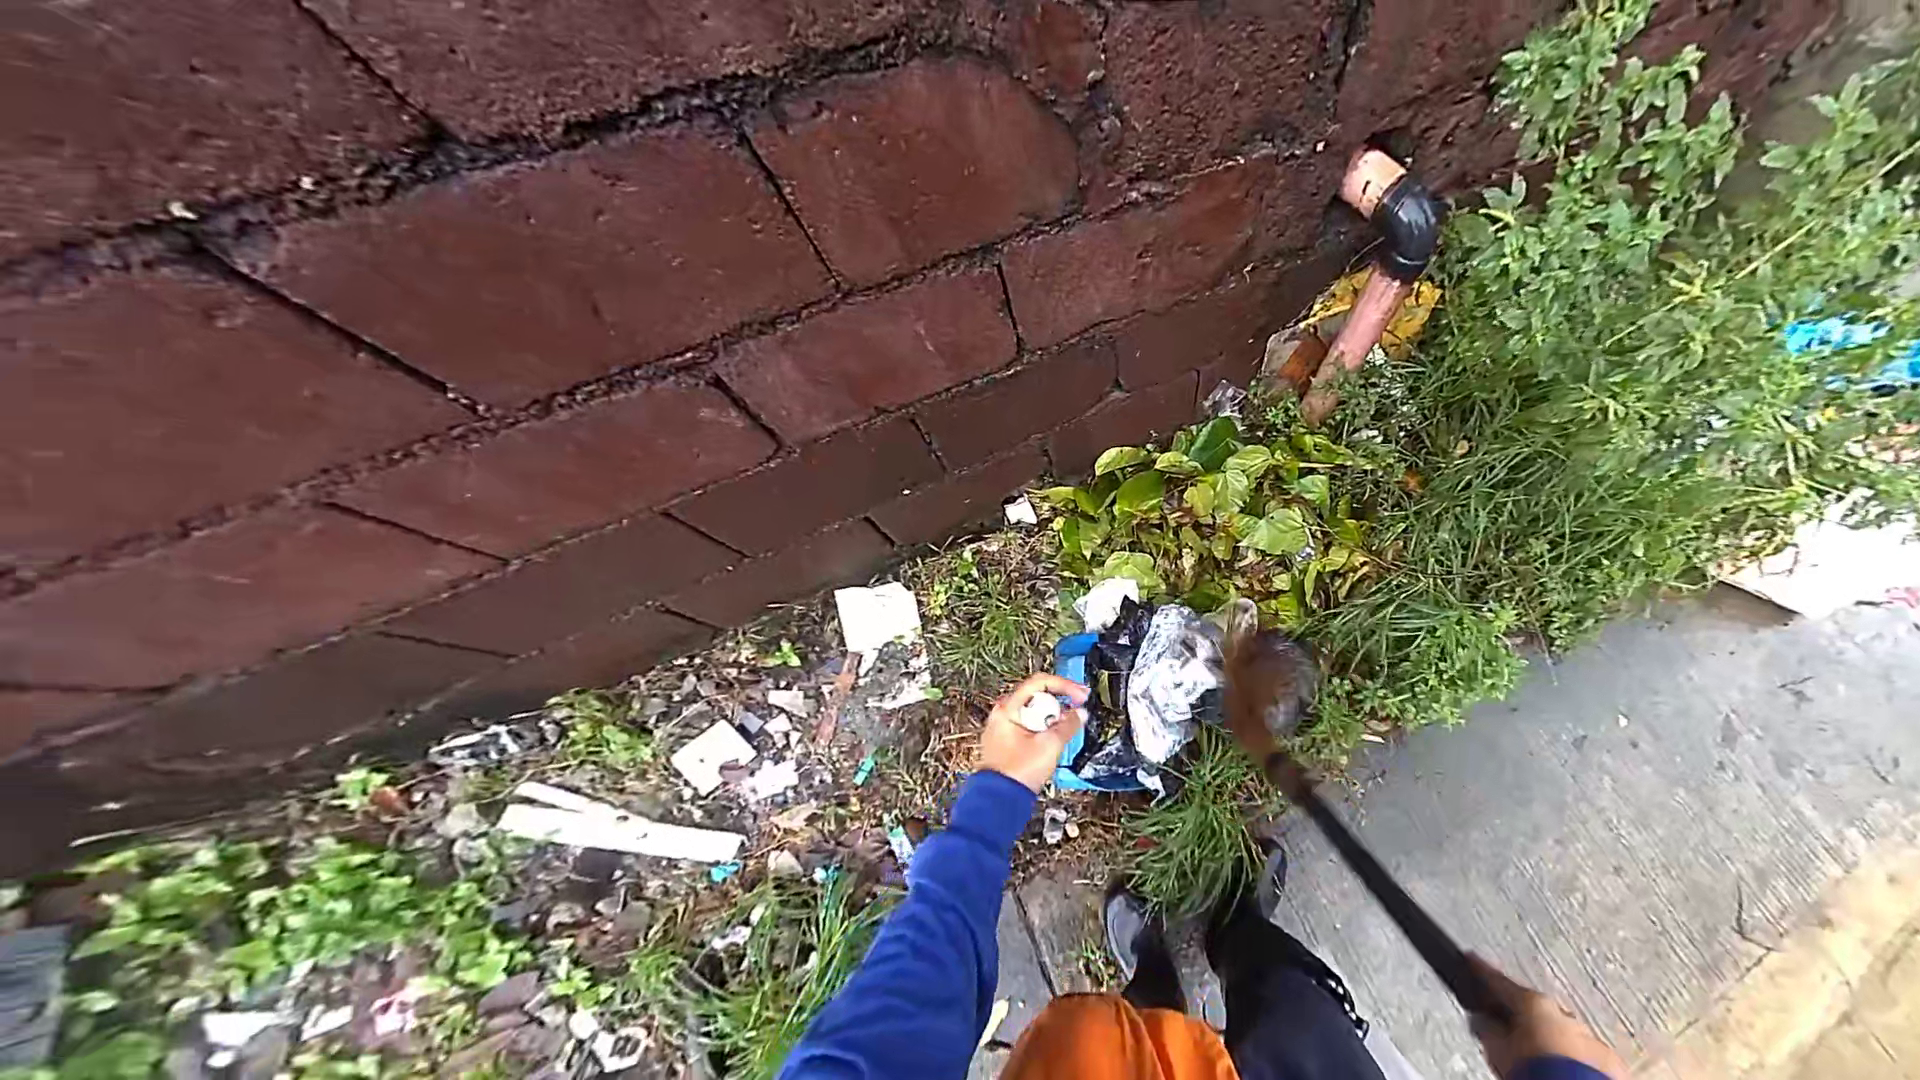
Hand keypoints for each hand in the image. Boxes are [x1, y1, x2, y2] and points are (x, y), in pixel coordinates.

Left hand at [979, 674, 1087, 792]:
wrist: (1000, 799)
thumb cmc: (1018, 773)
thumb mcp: (1050, 746)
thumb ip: (1068, 725)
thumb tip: (1079, 714)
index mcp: (1008, 708)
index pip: (1039, 682)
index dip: (1064, 686)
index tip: (1081, 695)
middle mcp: (1003, 713)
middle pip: (1037, 696)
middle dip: (1059, 704)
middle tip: (1076, 712)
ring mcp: (1004, 726)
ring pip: (1034, 712)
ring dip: (1052, 718)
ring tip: (1063, 732)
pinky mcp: (1007, 740)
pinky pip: (1029, 725)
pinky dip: (1043, 728)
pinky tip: (1051, 742)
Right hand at [1469, 955, 1627, 1079]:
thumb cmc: (1536, 1072)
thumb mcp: (1494, 1046)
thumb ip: (1485, 1025)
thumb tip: (1483, 1020)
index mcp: (1534, 1001)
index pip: (1497, 979)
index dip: (1480, 969)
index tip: (1471, 960)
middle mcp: (1565, 1014)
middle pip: (1535, 1009)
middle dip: (1522, 1017)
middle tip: (1507, 1029)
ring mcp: (1592, 1040)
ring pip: (1564, 1032)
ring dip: (1550, 1040)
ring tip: (1537, 1057)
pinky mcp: (1614, 1066)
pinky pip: (1586, 1055)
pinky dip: (1573, 1058)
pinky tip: (1563, 1069)